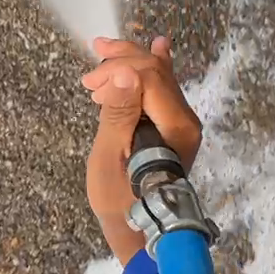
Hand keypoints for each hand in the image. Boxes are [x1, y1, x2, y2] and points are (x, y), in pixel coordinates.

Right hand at [81, 36, 202, 261]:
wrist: (136, 226)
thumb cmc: (119, 197)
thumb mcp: (110, 155)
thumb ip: (119, 112)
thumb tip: (126, 71)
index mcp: (175, 126)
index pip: (150, 75)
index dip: (118, 69)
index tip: (88, 84)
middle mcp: (186, 118)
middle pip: (157, 70)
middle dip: (121, 61)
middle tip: (88, 75)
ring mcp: (182, 121)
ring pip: (159, 75)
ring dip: (128, 63)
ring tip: (101, 56)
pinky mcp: (174, 125)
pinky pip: (161, 88)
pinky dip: (145, 71)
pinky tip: (158, 47)